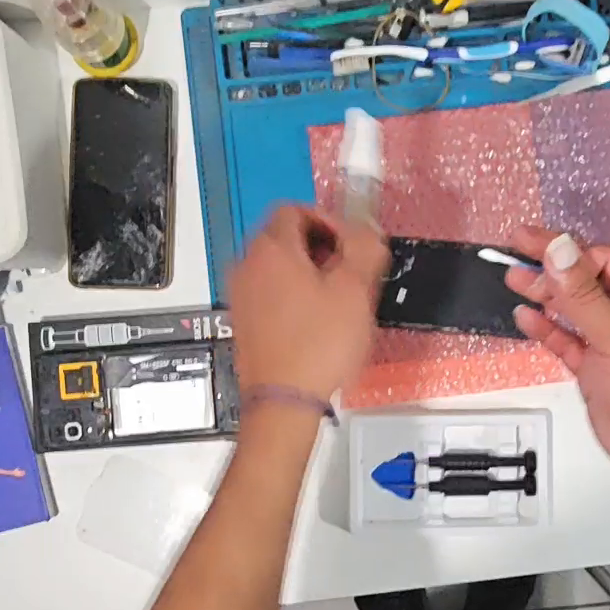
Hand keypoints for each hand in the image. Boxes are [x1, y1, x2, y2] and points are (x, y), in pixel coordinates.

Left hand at [228, 205, 388, 400]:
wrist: (284, 400)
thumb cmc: (317, 348)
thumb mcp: (356, 290)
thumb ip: (365, 248)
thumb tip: (368, 229)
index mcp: (272, 249)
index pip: (297, 209)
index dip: (330, 221)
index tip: (351, 245)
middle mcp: (248, 266)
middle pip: (285, 237)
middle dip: (321, 248)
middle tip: (349, 271)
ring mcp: (242, 295)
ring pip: (278, 267)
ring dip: (309, 273)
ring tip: (337, 300)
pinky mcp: (244, 321)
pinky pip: (271, 293)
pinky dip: (294, 297)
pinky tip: (317, 322)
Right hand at [505, 227, 609, 496]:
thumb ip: (584, 296)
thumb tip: (559, 251)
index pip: (602, 260)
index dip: (566, 249)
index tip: (531, 241)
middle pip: (584, 281)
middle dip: (550, 269)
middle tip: (515, 255)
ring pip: (572, 310)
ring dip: (544, 295)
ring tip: (514, 280)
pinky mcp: (595, 368)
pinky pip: (566, 340)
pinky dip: (545, 328)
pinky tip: (526, 317)